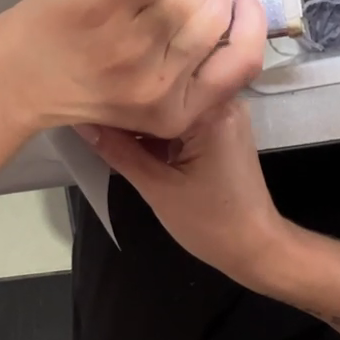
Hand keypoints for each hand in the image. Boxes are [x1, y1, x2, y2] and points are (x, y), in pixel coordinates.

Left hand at [0, 0, 266, 139]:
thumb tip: (211, 5)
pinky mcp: (104, 11)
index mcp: (174, 112)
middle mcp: (159, 85)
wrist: (8, 86)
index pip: (242, 63)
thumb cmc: (71, 90)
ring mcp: (130, 47)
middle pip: (215, 18)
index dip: (252, 21)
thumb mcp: (138, 99)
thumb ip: (177, 64)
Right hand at [79, 100, 293, 287]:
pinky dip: (159, 130)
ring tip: (102, 119)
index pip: (156, 92)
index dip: (119, 96)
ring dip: (143, 119)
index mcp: (211, 109)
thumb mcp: (158, 188)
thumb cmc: (211, 222)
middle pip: (166, 94)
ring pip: (172, 107)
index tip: (86, 96)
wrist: (256, 248)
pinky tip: (129, 138)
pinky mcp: (222, 130)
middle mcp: (223, 102)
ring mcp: (224, 115)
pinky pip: (183, 120)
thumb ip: (118, 152)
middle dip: (130, 104)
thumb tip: (82, 122)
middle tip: (90, 105)